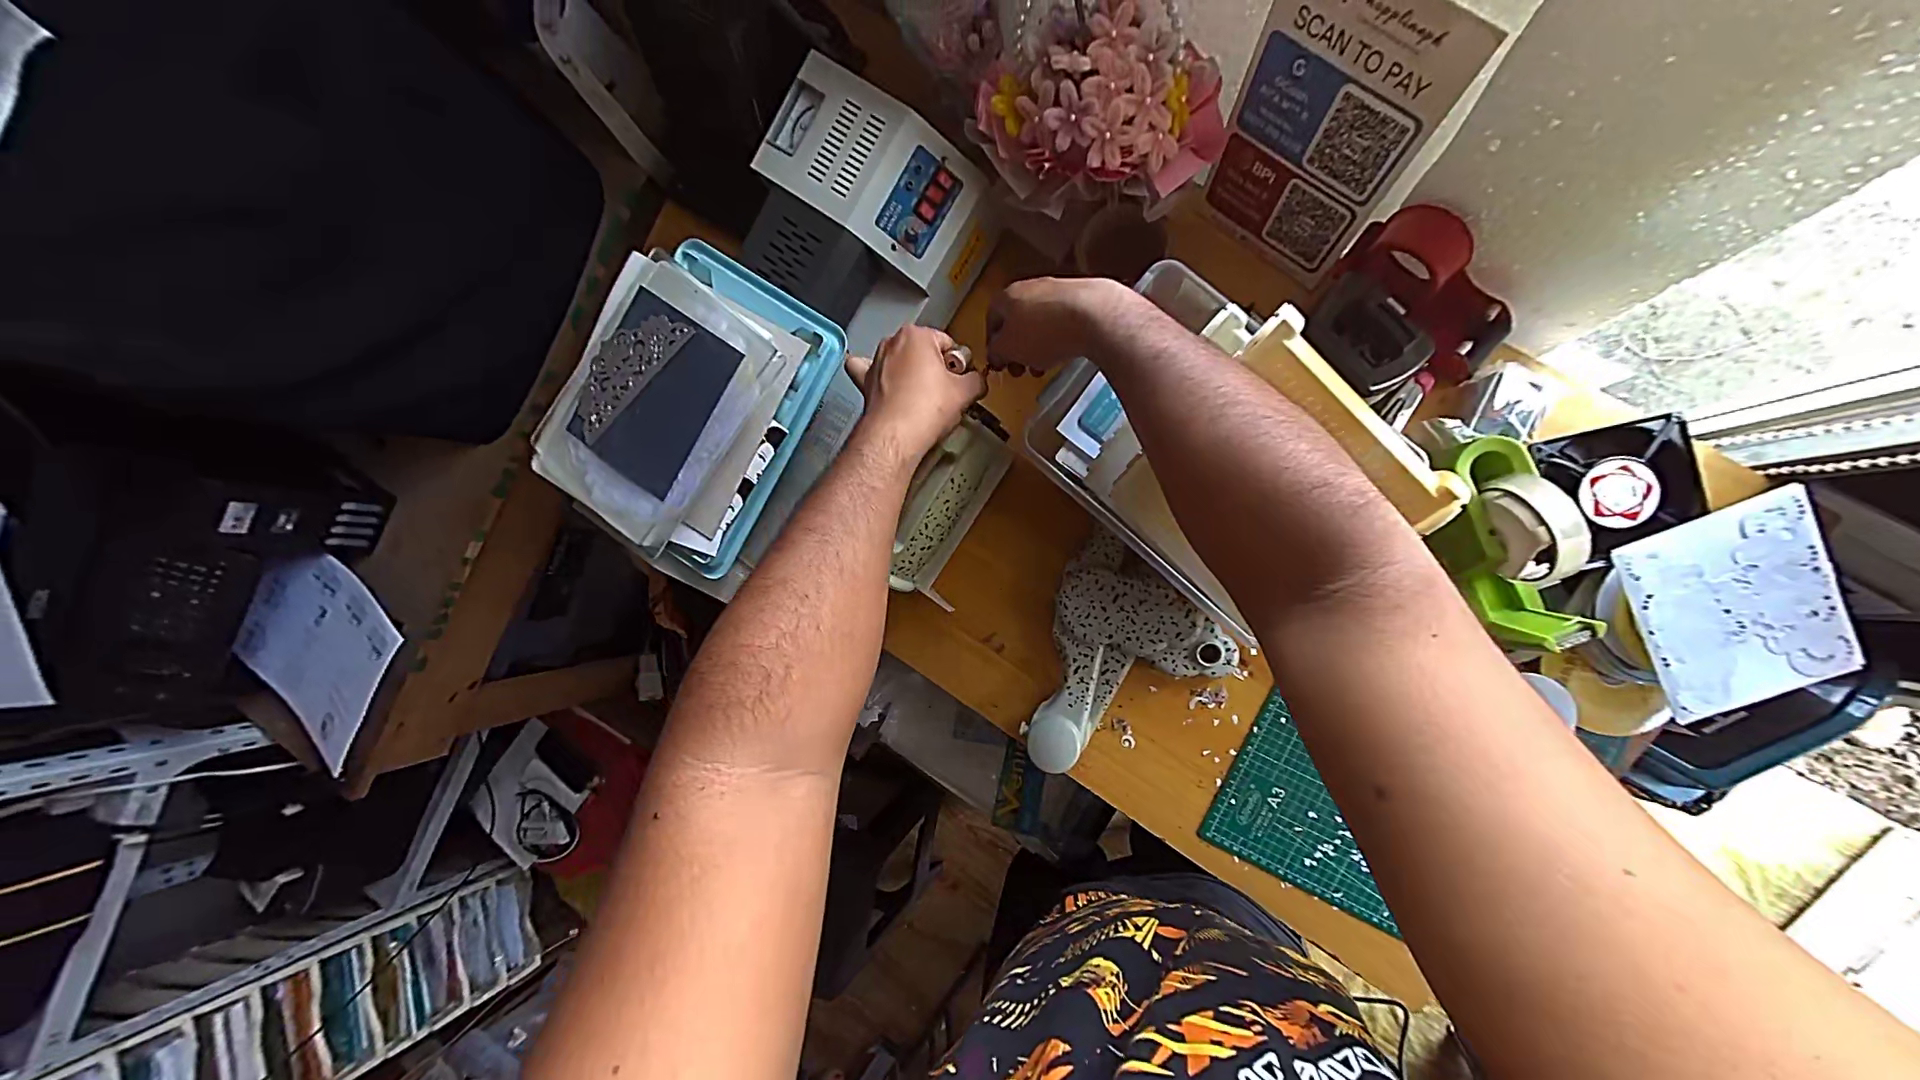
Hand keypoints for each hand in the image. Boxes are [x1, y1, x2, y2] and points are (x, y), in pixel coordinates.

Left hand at [845, 325, 985, 463]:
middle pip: (923, 352)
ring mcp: (876, 363)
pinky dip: (879, 380)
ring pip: (900, 363)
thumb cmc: (923, 410)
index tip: (963, 379)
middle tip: (947, 393)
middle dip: (935, 370)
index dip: (959, 364)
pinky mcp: (865, 383)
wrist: (894, 437)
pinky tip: (890, 389)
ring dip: (911, 376)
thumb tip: (977, 381)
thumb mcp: (965, 392)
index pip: (948, 344)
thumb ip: (977, 380)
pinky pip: (870, 374)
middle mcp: (892, 344)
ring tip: (924, 400)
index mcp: (917, 335)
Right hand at [985, 276, 1135, 375]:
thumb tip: (996, 353)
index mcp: (1007, 295)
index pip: (991, 321)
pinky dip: (1060, 338)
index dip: (993, 345)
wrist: (1093, 316)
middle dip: (1018, 349)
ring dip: (1038, 346)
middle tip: (1021, 367)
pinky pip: (1062, 322)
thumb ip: (996, 352)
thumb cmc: (1046, 330)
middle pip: (1017, 321)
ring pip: (1040, 323)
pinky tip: (1064, 351)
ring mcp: (1057, 291)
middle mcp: (1030, 287)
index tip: (999, 361)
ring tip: (1044, 365)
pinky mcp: (1080, 299)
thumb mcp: (1008, 350)